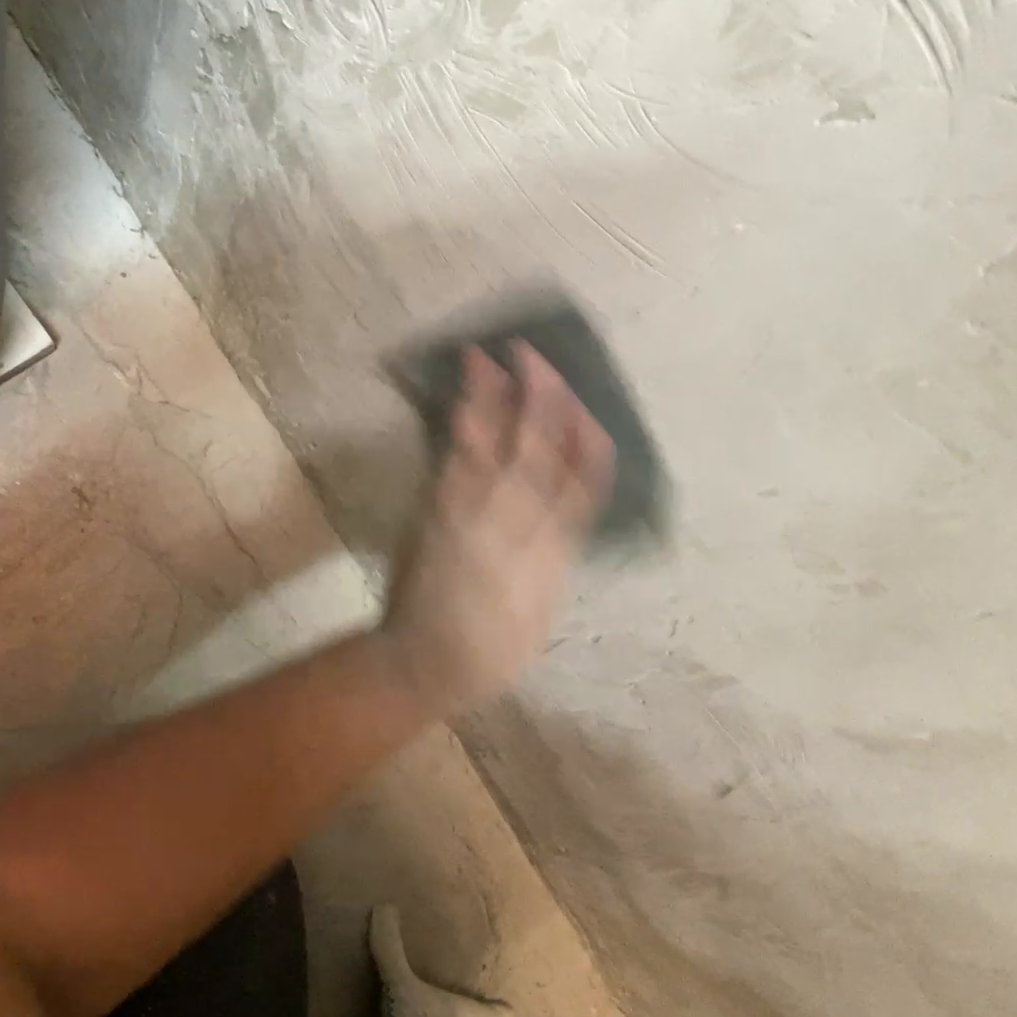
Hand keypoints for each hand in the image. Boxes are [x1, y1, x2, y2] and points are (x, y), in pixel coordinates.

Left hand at [382, 341, 616, 712]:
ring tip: (485, 360)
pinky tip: (458, 403)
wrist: (428, 659)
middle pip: (538, 450)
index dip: (587, 442)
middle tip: (533, 356)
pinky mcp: (437, 513)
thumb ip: (548, 559)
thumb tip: (551, 520)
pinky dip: (458, 429)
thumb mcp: (537, 610)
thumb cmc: (490, 650)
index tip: (588, 409)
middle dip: (538, 400)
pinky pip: (453, 462)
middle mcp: (520, 524)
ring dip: (489, 400)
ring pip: (492, 447)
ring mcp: (474, 514)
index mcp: (555, 552)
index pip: (584, 484)